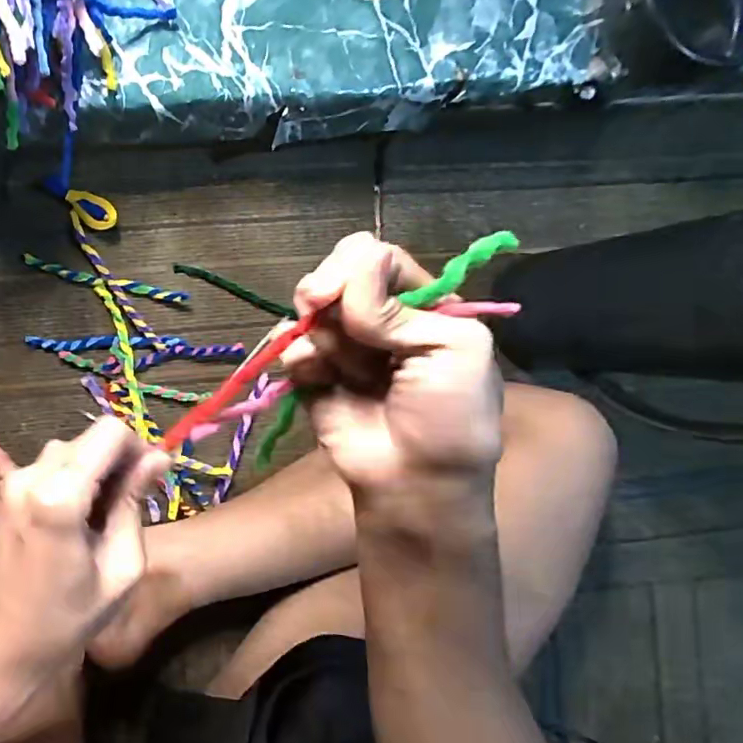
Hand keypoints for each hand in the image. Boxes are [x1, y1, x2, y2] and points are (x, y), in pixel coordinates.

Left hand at [0, 417, 166, 691]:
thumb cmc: (69, 617)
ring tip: (105, 513)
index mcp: (57, 497)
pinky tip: (80, 513)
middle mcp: (30, 478)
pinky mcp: (6, 490)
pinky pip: (50, 464)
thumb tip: (157, 458)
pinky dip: (73, 476)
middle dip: (116, 459)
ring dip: (94, 468)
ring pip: (69, 450)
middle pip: (89, 439)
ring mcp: (12, 482)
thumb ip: (134, 502)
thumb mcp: (121, 567)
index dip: (136, 448)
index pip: (109, 433)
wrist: (5, 643)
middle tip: (132, 500)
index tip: (148, 479)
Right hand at [282, 232, 503, 492]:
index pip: (379, 260)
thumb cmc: (448, 416)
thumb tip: (344, 271)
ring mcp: (343, 346)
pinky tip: (314, 375)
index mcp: (422, 306)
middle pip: (337, 274)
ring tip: (340, 365)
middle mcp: (379, 319)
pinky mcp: (313, 373)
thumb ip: (396, 307)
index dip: (355, 266)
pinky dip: (298, 356)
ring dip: (319, 331)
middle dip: (326, 288)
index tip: (338, 291)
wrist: (412, 482)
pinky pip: (290, 346)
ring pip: (309, 308)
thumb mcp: (452, 348)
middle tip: (317, 306)